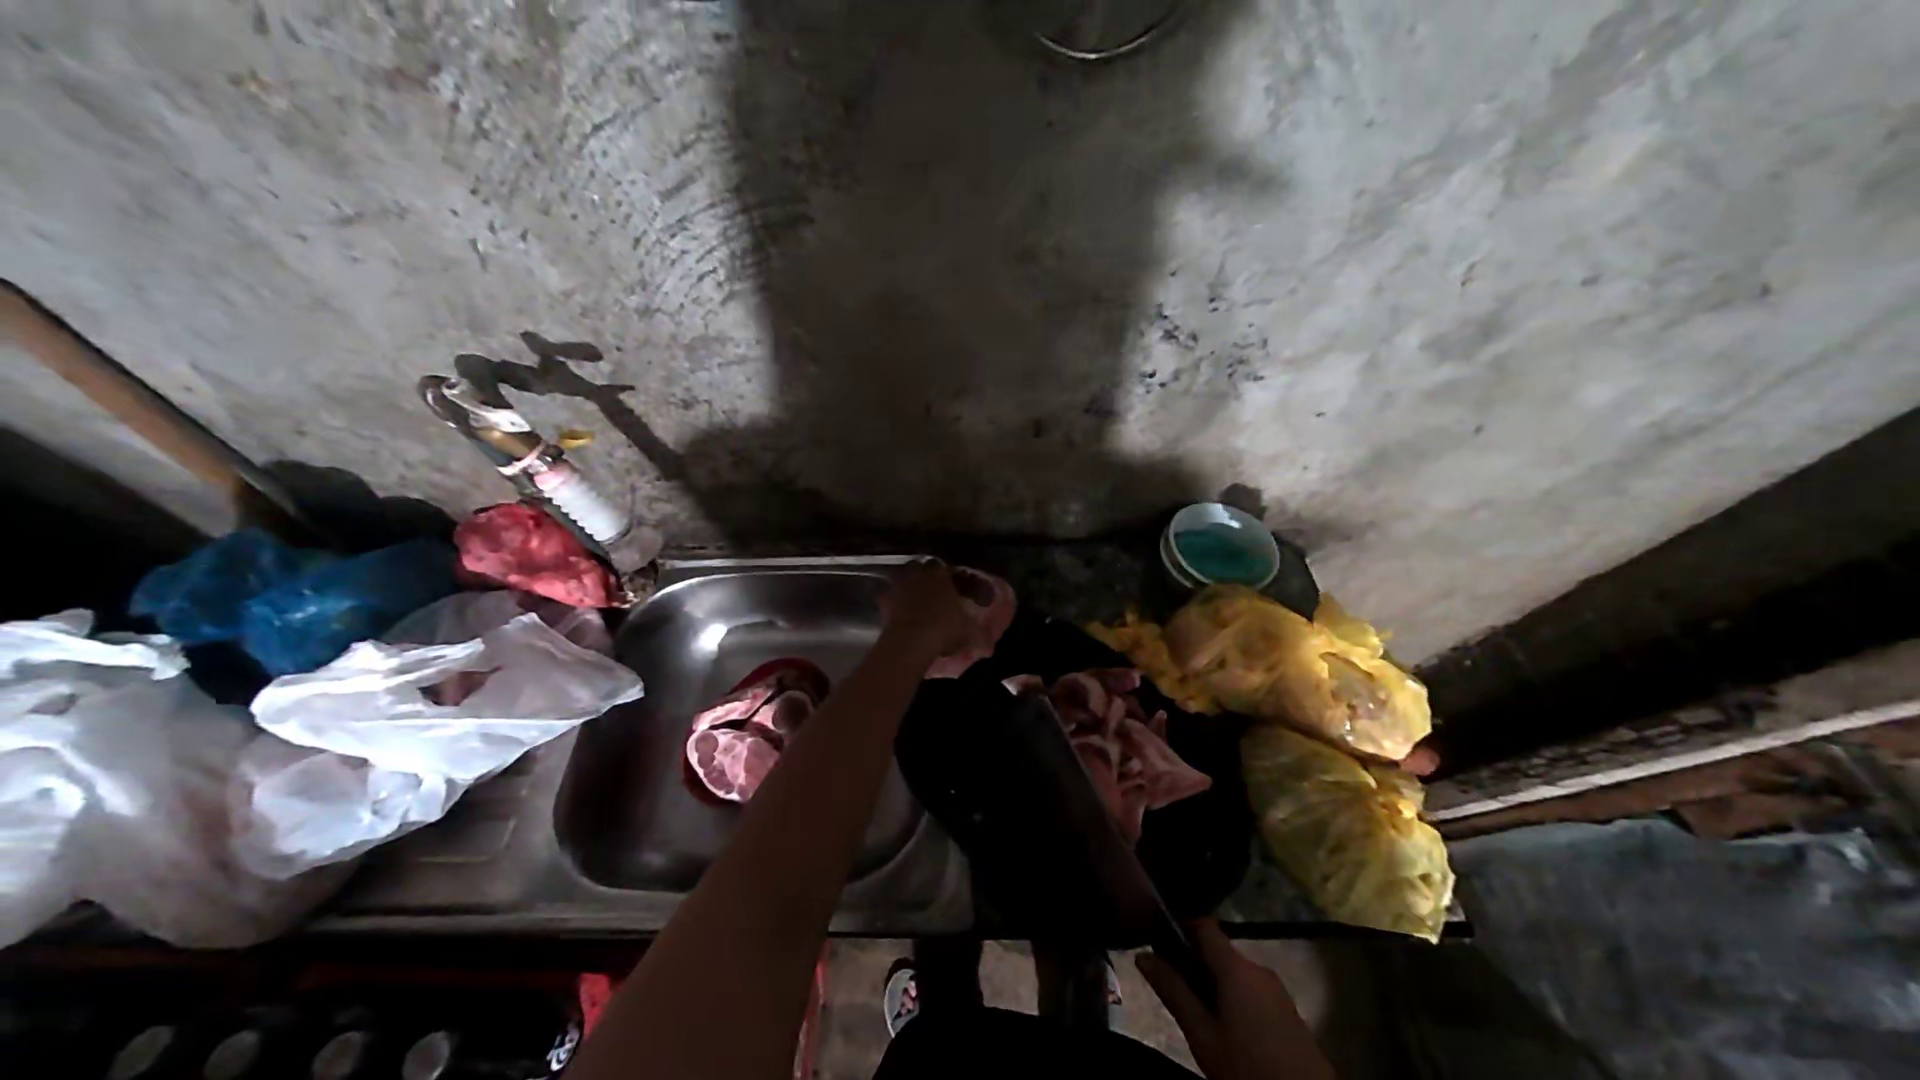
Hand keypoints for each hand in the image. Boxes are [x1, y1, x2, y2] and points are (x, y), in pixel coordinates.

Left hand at [880, 560, 972, 660]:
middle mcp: (918, 572)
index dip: (953, 580)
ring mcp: (898, 584)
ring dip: (911, 588)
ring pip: (905, 579)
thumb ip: (978, 635)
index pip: (949, 569)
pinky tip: (902, 615)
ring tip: (917, 603)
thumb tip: (988, 646)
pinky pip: (891, 597)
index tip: (957, 591)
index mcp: (941, 573)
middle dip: (929, 579)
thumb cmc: (943, 630)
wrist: (908, 642)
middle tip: (936, 593)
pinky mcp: (883, 599)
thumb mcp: (967, 634)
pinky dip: (896, 603)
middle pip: (923, 569)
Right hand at [1138, 919, 1336, 1079]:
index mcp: (1236, 968)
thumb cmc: (1248, 1070)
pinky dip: (1233, 997)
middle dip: (1193, 962)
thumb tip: (1142, 955)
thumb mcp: (1202, 1035)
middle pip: (1218, 951)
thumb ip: (1173, 991)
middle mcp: (1259, 969)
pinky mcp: (1288, 1011)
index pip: (1204, 926)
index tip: (1157, 941)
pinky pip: (1252, 990)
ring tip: (1195, 1012)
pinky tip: (1225, 1028)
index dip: (1179, 926)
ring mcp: (1277, 990)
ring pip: (1234, 973)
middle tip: (1170, 988)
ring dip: (1212, 983)